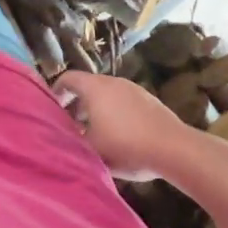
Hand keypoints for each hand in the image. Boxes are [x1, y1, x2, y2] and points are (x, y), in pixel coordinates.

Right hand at [55, 71, 200, 180]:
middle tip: (71, 125)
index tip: (52, 108)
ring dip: (97, 110)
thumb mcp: (91, 148)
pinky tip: (121, 136)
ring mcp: (134, 90)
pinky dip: (116, 114)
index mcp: (94, 87)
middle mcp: (113, 82)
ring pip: (107, 95)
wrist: (175, 149)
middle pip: (88, 87)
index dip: (56, 91)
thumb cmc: (126, 145)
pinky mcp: (150, 101)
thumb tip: (62, 137)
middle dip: (77, 104)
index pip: (67, 78)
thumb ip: (73, 140)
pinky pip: (125, 103)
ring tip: (95, 133)